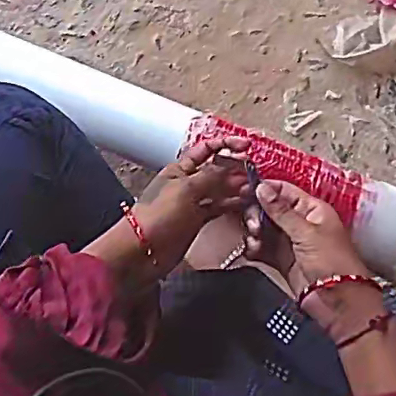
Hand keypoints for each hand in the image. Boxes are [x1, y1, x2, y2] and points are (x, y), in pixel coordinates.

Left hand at [131, 137, 253, 270]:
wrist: (142, 250)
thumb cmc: (156, 216)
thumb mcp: (186, 189)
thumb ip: (212, 177)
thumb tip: (234, 169)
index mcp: (180, 169)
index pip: (206, 149)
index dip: (225, 144)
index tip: (246, 146)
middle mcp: (187, 183)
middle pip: (216, 169)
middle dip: (235, 167)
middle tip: (253, 171)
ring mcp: (193, 202)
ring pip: (219, 189)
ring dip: (236, 187)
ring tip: (253, 188)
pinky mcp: (197, 220)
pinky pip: (218, 207)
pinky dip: (231, 204)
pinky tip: (244, 203)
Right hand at [250, 180, 383, 335]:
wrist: (338, 303)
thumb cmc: (334, 264)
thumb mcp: (306, 232)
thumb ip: (280, 210)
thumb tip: (262, 188)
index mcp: (312, 210)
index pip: (284, 191)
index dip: (265, 189)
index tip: (247, 190)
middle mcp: (300, 223)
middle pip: (269, 209)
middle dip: (257, 214)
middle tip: (254, 224)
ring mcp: (290, 242)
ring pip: (263, 228)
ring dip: (254, 232)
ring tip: (255, 239)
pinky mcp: (282, 260)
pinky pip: (262, 248)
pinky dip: (254, 248)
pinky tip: (253, 250)